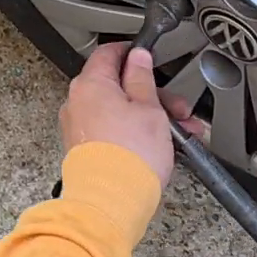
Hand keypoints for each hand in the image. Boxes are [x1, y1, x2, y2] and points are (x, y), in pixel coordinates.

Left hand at [59, 43, 206, 185]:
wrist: (111, 202)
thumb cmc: (130, 157)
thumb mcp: (149, 109)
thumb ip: (143, 79)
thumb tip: (138, 59)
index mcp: (91, 84)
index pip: (109, 53)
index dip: (132, 53)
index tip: (149, 58)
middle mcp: (78, 104)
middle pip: (117, 87)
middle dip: (152, 96)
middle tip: (178, 108)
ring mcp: (80, 129)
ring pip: (119, 113)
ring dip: (148, 119)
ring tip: (178, 134)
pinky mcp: (85, 152)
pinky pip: (112, 134)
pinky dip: (134, 135)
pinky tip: (158, 147)